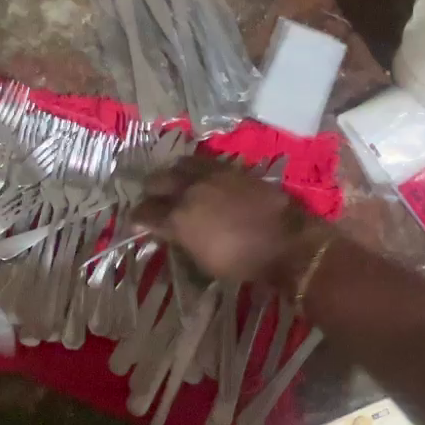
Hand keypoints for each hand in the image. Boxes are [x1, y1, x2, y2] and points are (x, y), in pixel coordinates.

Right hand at [133, 156, 328, 284]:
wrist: (287, 242)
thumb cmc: (244, 262)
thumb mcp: (204, 262)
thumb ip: (182, 241)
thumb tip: (169, 234)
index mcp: (178, 218)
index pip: (145, 213)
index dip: (137, 220)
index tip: (136, 225)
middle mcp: (188, 190)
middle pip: (156, 182)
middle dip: (150, 193)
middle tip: (152, 202)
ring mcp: (211, 175)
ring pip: (179, 165)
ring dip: (171, 175)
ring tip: (174, 184)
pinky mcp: (231, 168)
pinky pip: (203, 162)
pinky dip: (194, 170)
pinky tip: (199, 178)